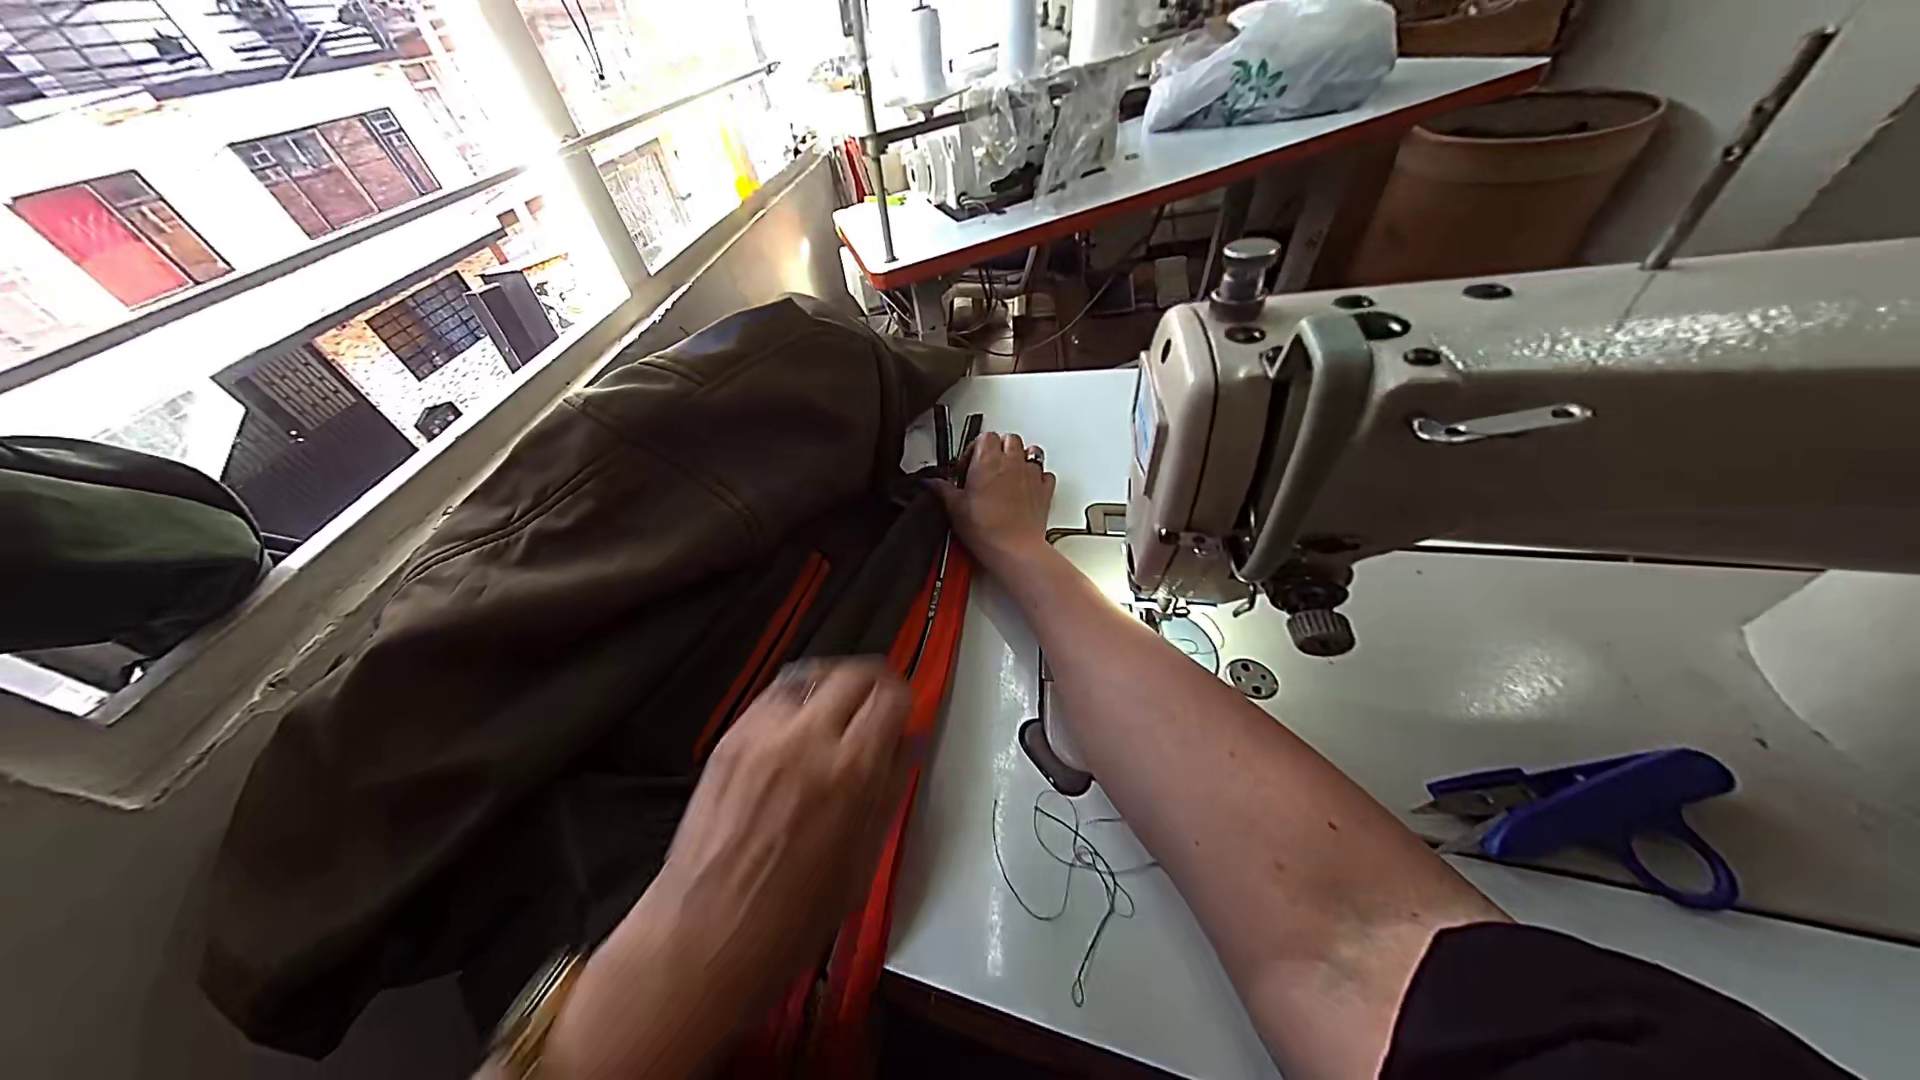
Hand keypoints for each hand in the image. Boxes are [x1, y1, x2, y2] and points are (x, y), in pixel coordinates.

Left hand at [541, 660, 910, 1078]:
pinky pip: (775, 695)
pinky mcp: (731, 738)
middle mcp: (808, 739)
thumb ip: (890, 787)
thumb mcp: (864, 856)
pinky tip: (799, 722)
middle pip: (854, 673)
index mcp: (851, 772)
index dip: (904, 697)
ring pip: (813, 673)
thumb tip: (907, 743)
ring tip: (839, 706)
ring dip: (834, 684)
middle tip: (877, 702)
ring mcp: (763, 734)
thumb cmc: (794, 915)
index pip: (891, 697)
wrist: (705, 934)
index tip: (902, 709)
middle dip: (874, 683)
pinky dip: (797, 698)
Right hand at [932, 432, 1056, 573]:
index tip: (967, 467)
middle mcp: (1012, 462)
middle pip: (1009, 439)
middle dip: (999, 448)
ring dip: (1021, 457)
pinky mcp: (1045, 491)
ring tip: (1009, 472)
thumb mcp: (954, 508)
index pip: (985, 437)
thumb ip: (942, 490)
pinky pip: (1045, 474)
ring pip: (1032, 451)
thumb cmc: (986, 528)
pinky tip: (1028, 487)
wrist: (1013, 548)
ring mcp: (1031, 475)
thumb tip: (932, 483)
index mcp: (987, 460)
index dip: (975, 449)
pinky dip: (1038, 477)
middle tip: (987, 466)